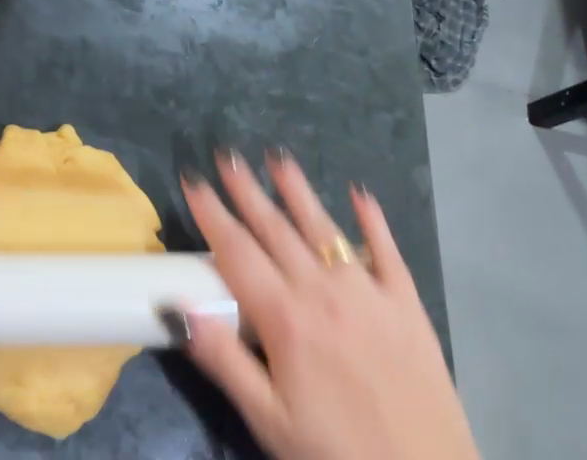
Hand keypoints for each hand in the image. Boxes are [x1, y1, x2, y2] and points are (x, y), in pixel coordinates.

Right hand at [174, 151, 478, 459]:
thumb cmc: (336, 450)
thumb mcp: (268, 417)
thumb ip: (223, 358)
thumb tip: (178, 305)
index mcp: (285, 318)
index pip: (236, 252)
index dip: (211, 215)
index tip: (193, 182)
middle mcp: (323, 292)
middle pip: (276, 230)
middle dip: (248, 191)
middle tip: (227, 156)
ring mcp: (369, 293)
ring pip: (324, 230)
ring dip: (299, 192)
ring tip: (279, 158)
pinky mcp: (407, 305)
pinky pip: (387, 252)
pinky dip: (372, 221)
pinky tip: (360, 194)